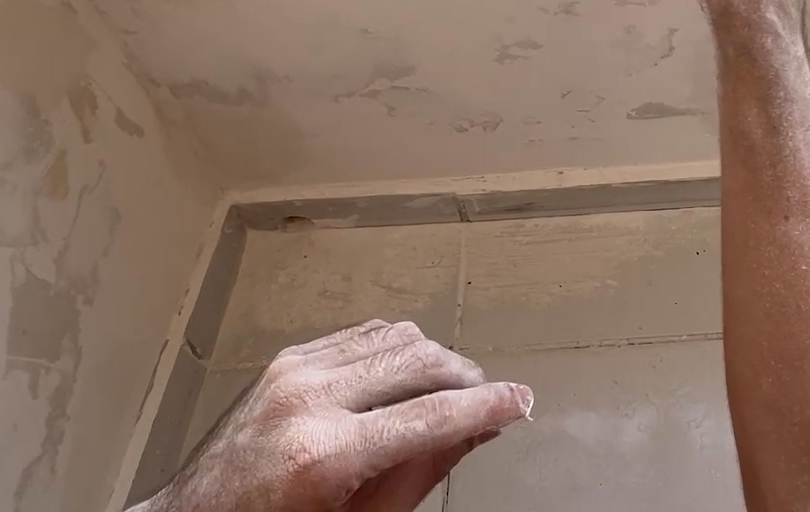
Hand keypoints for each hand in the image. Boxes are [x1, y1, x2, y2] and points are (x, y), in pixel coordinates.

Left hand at [146, 320, 531, 511]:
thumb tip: (476, 430)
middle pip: (417, 360)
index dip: (485, 406)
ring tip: (450, 387)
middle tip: (487, 399)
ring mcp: (295, 369)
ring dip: (434, 357)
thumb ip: (419, 476)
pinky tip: (407, 372)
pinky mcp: (288, 357)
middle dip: (464, 376)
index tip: (520, 401)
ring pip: (395, 335)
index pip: (428, 416)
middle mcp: (309, 398)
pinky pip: (363, 332)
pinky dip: (398, 347)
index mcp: (322, 457)